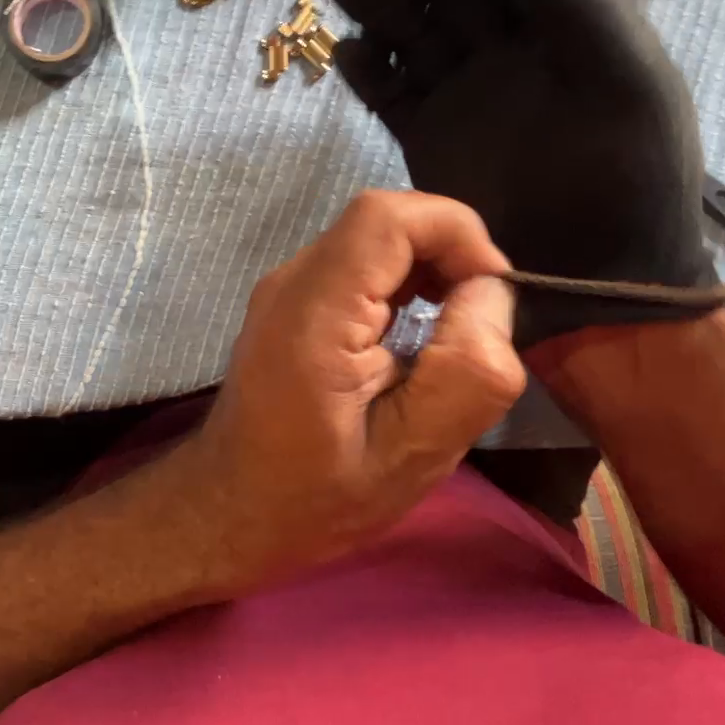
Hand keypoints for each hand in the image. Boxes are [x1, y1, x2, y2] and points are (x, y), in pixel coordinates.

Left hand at [155, 190, 524, 598]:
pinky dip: (400, 286)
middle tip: (479, 323)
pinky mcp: (289, 304)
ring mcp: (284, 289)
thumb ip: (465, 369)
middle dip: (448, 254)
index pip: (386, 215)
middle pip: (381, 222)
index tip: (492, 294)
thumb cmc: (318, 496)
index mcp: (313, 311)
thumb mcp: (412, 452)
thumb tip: (489, 291)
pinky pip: (355, 267)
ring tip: (452, 337)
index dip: (455, 233)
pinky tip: (415, 340)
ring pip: (371, 241)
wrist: (232, 508)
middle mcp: (290, 282)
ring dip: (427, 271)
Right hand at [322, 0, 719, 346]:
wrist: (596, 274)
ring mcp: (461, 96)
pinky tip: (347, 49)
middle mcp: (506, 51)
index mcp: (563, 22)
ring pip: (408, 33)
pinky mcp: (425, 138)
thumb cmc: (624, 168)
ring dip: (374, 1)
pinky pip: (387, 94)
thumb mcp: (614, 61)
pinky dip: (365, 70)